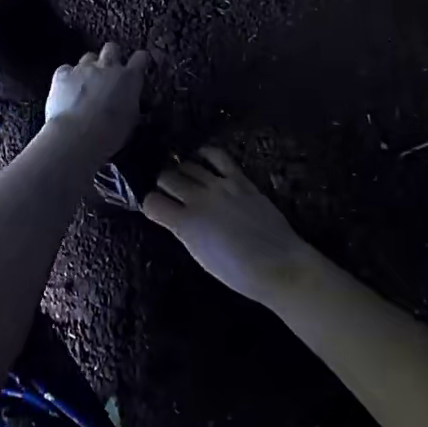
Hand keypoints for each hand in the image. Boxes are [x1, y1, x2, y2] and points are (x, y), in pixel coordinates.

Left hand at [43, 42, 151, 159]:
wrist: (78, 135)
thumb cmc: (110, 133)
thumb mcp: (131, 120)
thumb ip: (131, 103)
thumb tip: (130, 101)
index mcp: (129, 78)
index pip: (140, 58)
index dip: (139, 60)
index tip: (137, 65)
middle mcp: (108, 66)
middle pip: (112, 48)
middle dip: (111, 56)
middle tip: (108, 71)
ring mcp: (84, 68)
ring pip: (88, 57)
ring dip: (89, 67)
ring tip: (85, 84)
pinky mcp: (63, 74)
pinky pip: (66, 69)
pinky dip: (67, 78)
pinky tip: (65, 91)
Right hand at [142, 147, 319, 305]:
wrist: (279, 265)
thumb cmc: (238, 273)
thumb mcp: (201, 257)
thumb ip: (186, 232)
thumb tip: (178, 219)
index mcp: (185, 224)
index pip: (152, 203)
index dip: (148, 203)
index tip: (152, 206)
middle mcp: (198, 199)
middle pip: (167, 178)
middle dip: (161, 182)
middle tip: (163, 187)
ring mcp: (220, 185)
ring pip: (188, 165)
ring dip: (180, 169)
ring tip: (180, 173)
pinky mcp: (240, 179)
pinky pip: (218, 156)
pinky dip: (205, 153)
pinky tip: (201, 155)